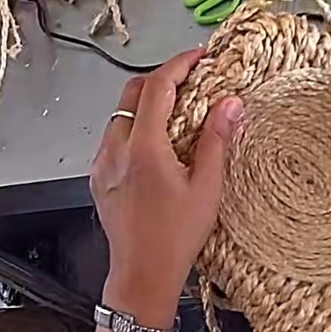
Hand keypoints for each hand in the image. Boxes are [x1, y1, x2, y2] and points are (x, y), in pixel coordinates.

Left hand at [91, 49, 242, 322]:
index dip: (180, 64)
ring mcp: (102, 163)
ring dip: (146, 102)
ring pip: (120, 114)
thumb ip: (216, 141)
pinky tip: (155, 142)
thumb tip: (231, 102)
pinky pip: (113, 137)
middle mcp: (116, 149)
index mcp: (144, 148)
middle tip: (190, 79)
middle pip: (132, 93)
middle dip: (161, 77)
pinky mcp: (98, 178)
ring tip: (177, 109)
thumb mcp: (207, 189)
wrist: (141, 275)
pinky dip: (134, 126)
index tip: (199, 56)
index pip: (158, 88)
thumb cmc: (177, 237)